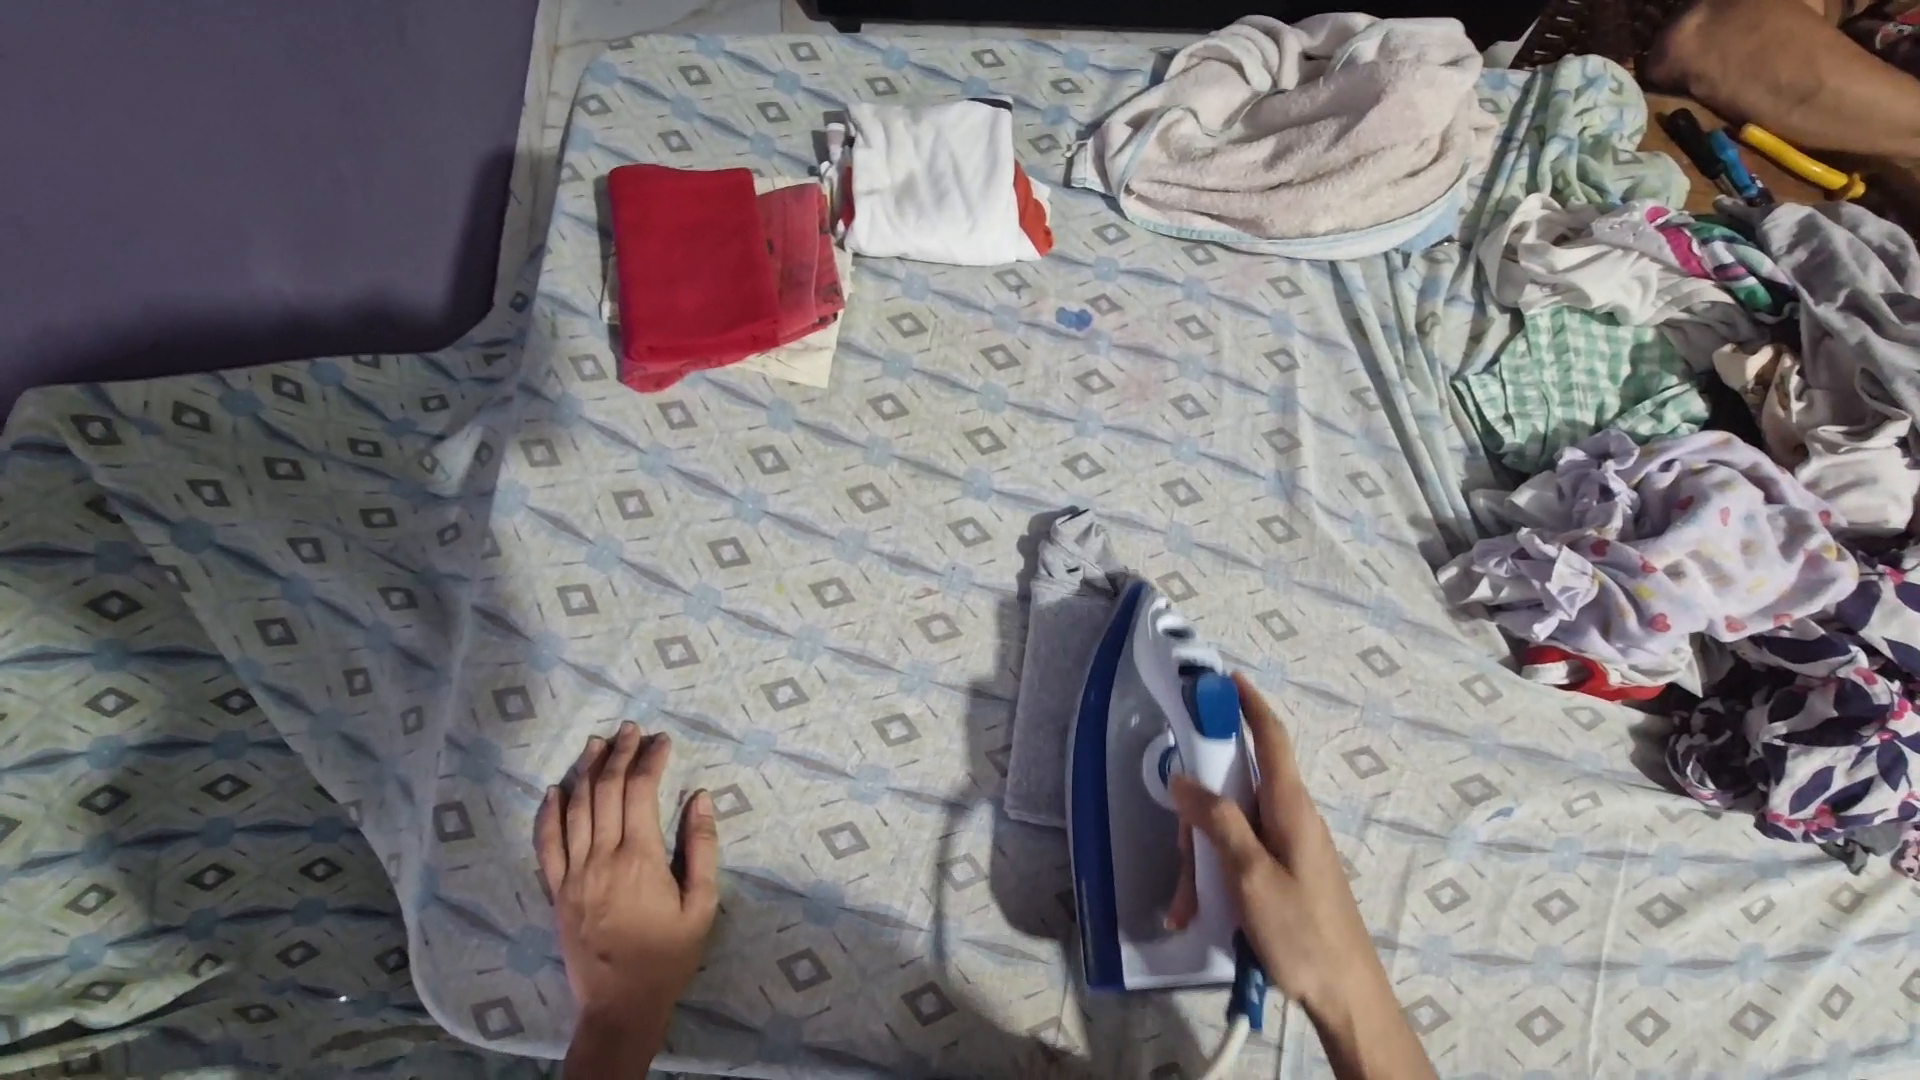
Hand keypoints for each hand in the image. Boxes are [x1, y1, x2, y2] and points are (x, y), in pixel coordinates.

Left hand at [536, 722, 718, 1074]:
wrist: (620, 1006)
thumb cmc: (669, 954)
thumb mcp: (703, 904)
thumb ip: (702, 848)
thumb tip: (700, 798)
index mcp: (640, 859)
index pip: (641, 792)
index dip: (651, 759)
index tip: (663, 739)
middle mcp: (601, 859)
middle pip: (606, 791)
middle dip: (620, 754)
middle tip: (631, 729)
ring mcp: (573, 875)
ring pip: (575, 809)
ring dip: (586, 771)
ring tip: (597, 743)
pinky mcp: (556, 892)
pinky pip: (546, 845)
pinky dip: (549, 813)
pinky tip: (555, 790)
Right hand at [1167, 674, 1434, 1079]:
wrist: (1348, 998)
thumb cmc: (1302, 932)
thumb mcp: (1250, 876)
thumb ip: (1218, 822)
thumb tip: (1183, 778)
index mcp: (1289, 807)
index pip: (1271, 739)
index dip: (1250, 704)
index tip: (1227, 678)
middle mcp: (1289, 818)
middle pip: (1236, 787)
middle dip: (1200, 809)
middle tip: (1180, 847)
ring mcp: (1286, 846)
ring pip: (1230, 826)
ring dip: (1201, 857)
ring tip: (1187, 903)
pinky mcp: (1281, 871)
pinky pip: (1238, 855)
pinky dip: (1214, 876)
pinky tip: (1197, 912)